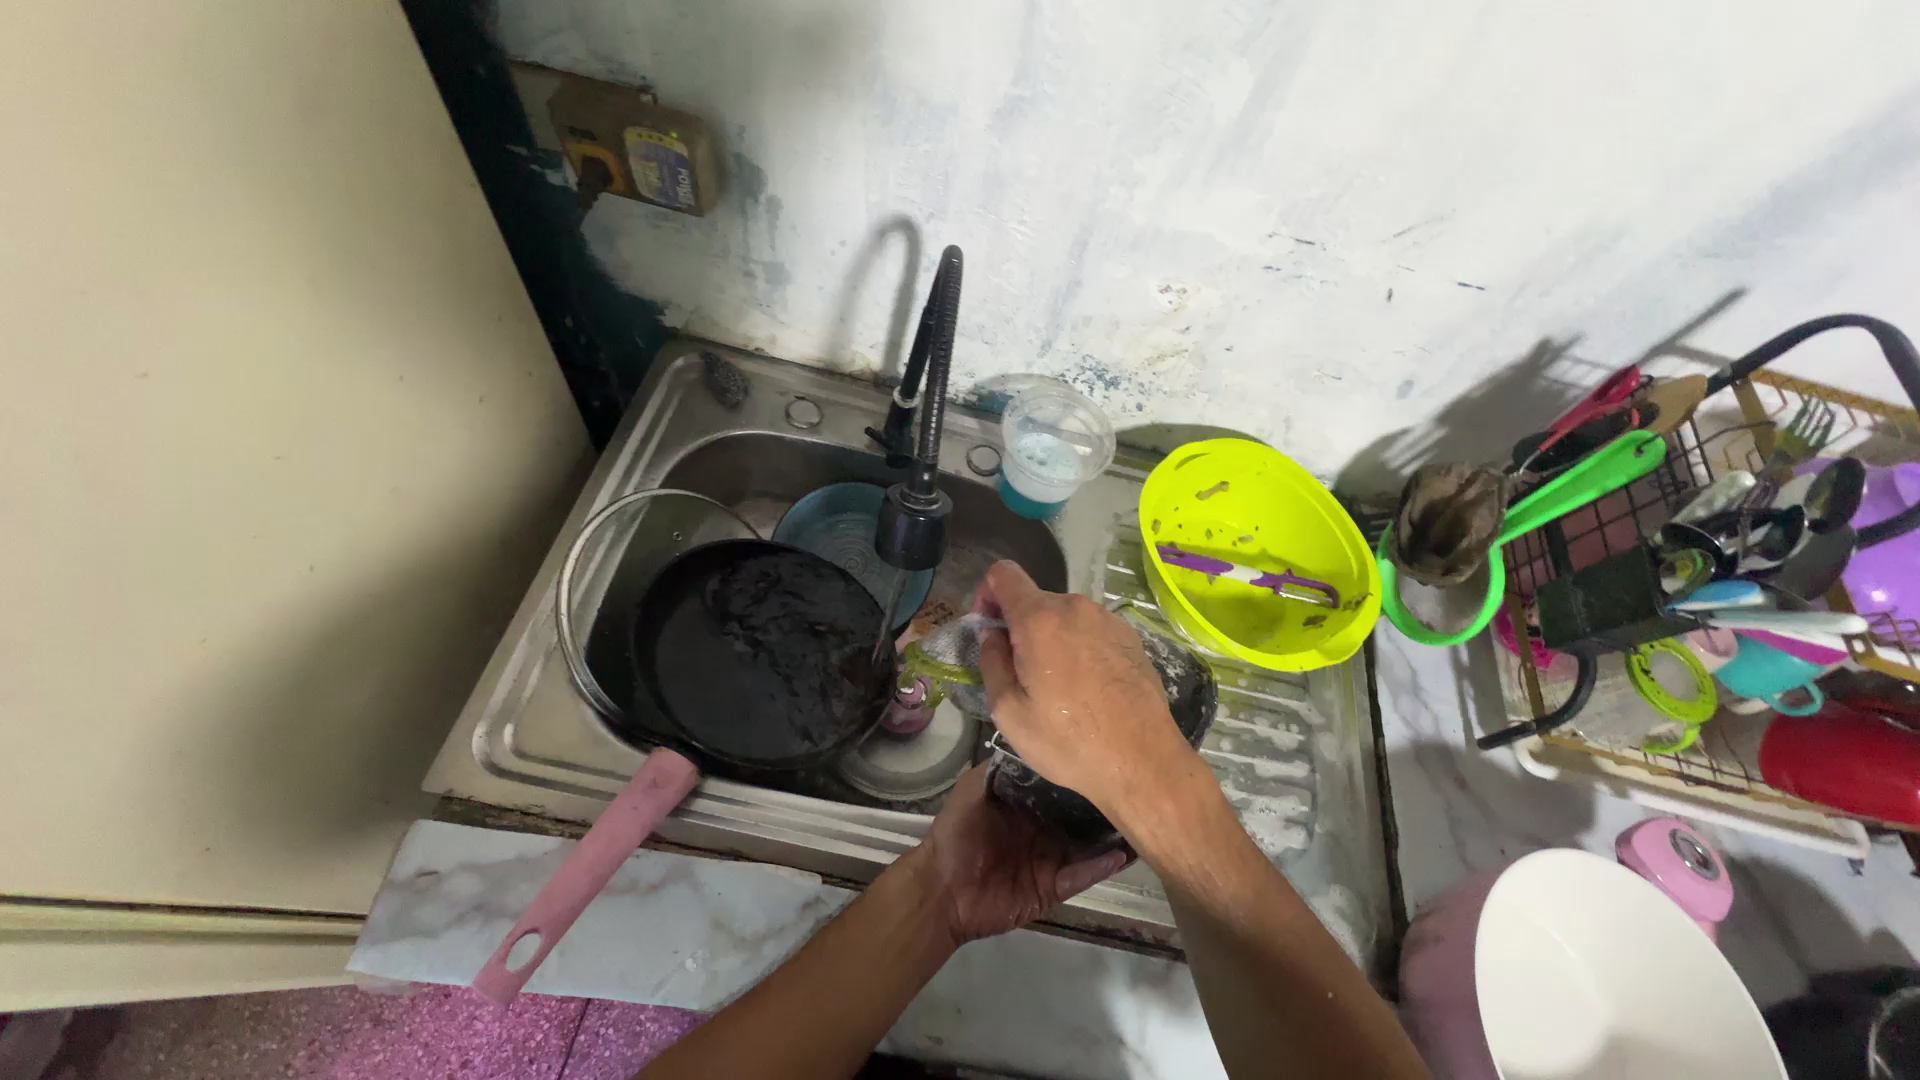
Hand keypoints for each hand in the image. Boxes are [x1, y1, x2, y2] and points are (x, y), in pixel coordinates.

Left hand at [914, 765, 1128, 945]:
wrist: (941, 889)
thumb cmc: (956, 834)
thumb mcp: (974, 788)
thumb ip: (1001, 766)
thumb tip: (1033, 736)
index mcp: (1027, 804)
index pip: (1062, 785)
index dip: (1082, 773)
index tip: (1109, 755)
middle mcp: (1045, 829)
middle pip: (1083, 816)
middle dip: (1106, 804)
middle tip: (1138, 785)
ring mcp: (1051, 859)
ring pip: (1090, 846)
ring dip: (1114, 836)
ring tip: (1142, 819)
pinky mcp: (1053, 888)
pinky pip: (1081, 875)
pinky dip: (1101, 866)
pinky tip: (1123, 853)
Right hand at [973, 561, 1204, 820]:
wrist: (1142, 761)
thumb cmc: (1068, 741)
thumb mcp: (1008, 711)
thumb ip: (991, 662)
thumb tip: (993, 636)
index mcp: (1039, 619)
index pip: (1003, 574)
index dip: (987, 594)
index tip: (989, 631)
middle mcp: (1075, 607)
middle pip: (1034, 600)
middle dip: (1020, 628)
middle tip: (1023, 676)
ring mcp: (1108, 619)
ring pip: (1064, 617)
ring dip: (1052, 639)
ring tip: (1059, 687)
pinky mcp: (1131, 636)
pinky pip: (1090, 630)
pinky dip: (1080, 647)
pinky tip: (1088, 688)